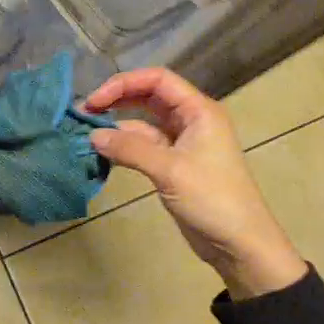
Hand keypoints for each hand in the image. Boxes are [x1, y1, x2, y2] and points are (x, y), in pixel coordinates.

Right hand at [84, 68, 307, 300]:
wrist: (240, 243)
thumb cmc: (212, 199)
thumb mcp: (170, 171)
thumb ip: (130, 149)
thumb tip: (93, 136)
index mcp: (199, 110)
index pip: (158, 80)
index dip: (124, 83)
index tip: (95, 101)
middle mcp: (191, 120)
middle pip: (149, 96)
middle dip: (117, 100)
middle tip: (84, 113)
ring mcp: (183, 143)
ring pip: (145, 123)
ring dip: (118, 125)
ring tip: (87, 133)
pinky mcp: (175, 165)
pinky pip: (145, 146)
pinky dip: (125, 147)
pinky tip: (103, 152)